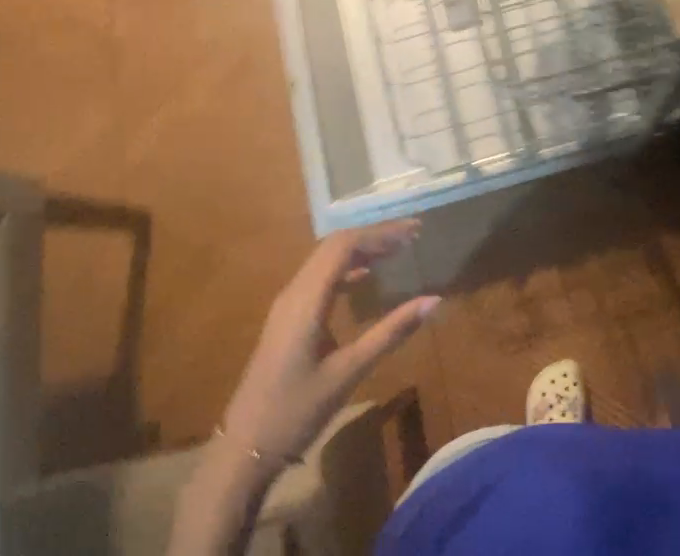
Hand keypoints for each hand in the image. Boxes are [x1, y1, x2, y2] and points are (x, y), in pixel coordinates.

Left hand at [219, 220, 439, 463]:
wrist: (246, 448)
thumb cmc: (297, 411)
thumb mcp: (349, 372)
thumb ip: (390, 332)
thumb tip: (433, 300)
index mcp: (306, 300)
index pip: (343, 246)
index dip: (380, 233)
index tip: (414, 232)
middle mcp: (293, 293)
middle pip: (333, 246)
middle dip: (373, 236)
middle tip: (411, 237)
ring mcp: (286, 306)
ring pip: (325, 261)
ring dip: (360, 250)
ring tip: (396, 252)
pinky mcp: (287, 320)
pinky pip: (319, 279)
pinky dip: (346, 270)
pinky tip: (366, 279)